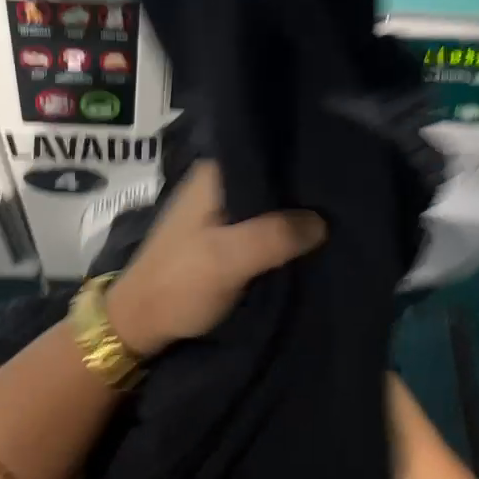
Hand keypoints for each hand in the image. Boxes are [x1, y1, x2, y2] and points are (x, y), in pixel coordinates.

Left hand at [105, 161, 326, 355]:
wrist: (138, 325)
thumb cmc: (178, 285)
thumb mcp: (228, 260)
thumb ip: (274, 236)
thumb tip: (322, 222)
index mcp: (213, 174)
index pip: (266, 153)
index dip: (299, 163)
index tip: (334, 177)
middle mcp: (215, 182)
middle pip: (269, 181)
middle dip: (298, 195)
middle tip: (339, 205)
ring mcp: (217, 209)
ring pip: (266, 205)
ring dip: (289, 217)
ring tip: (330, 222)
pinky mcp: (220, 236)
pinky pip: (259, 226)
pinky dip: (277, 234)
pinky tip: (303, 242)